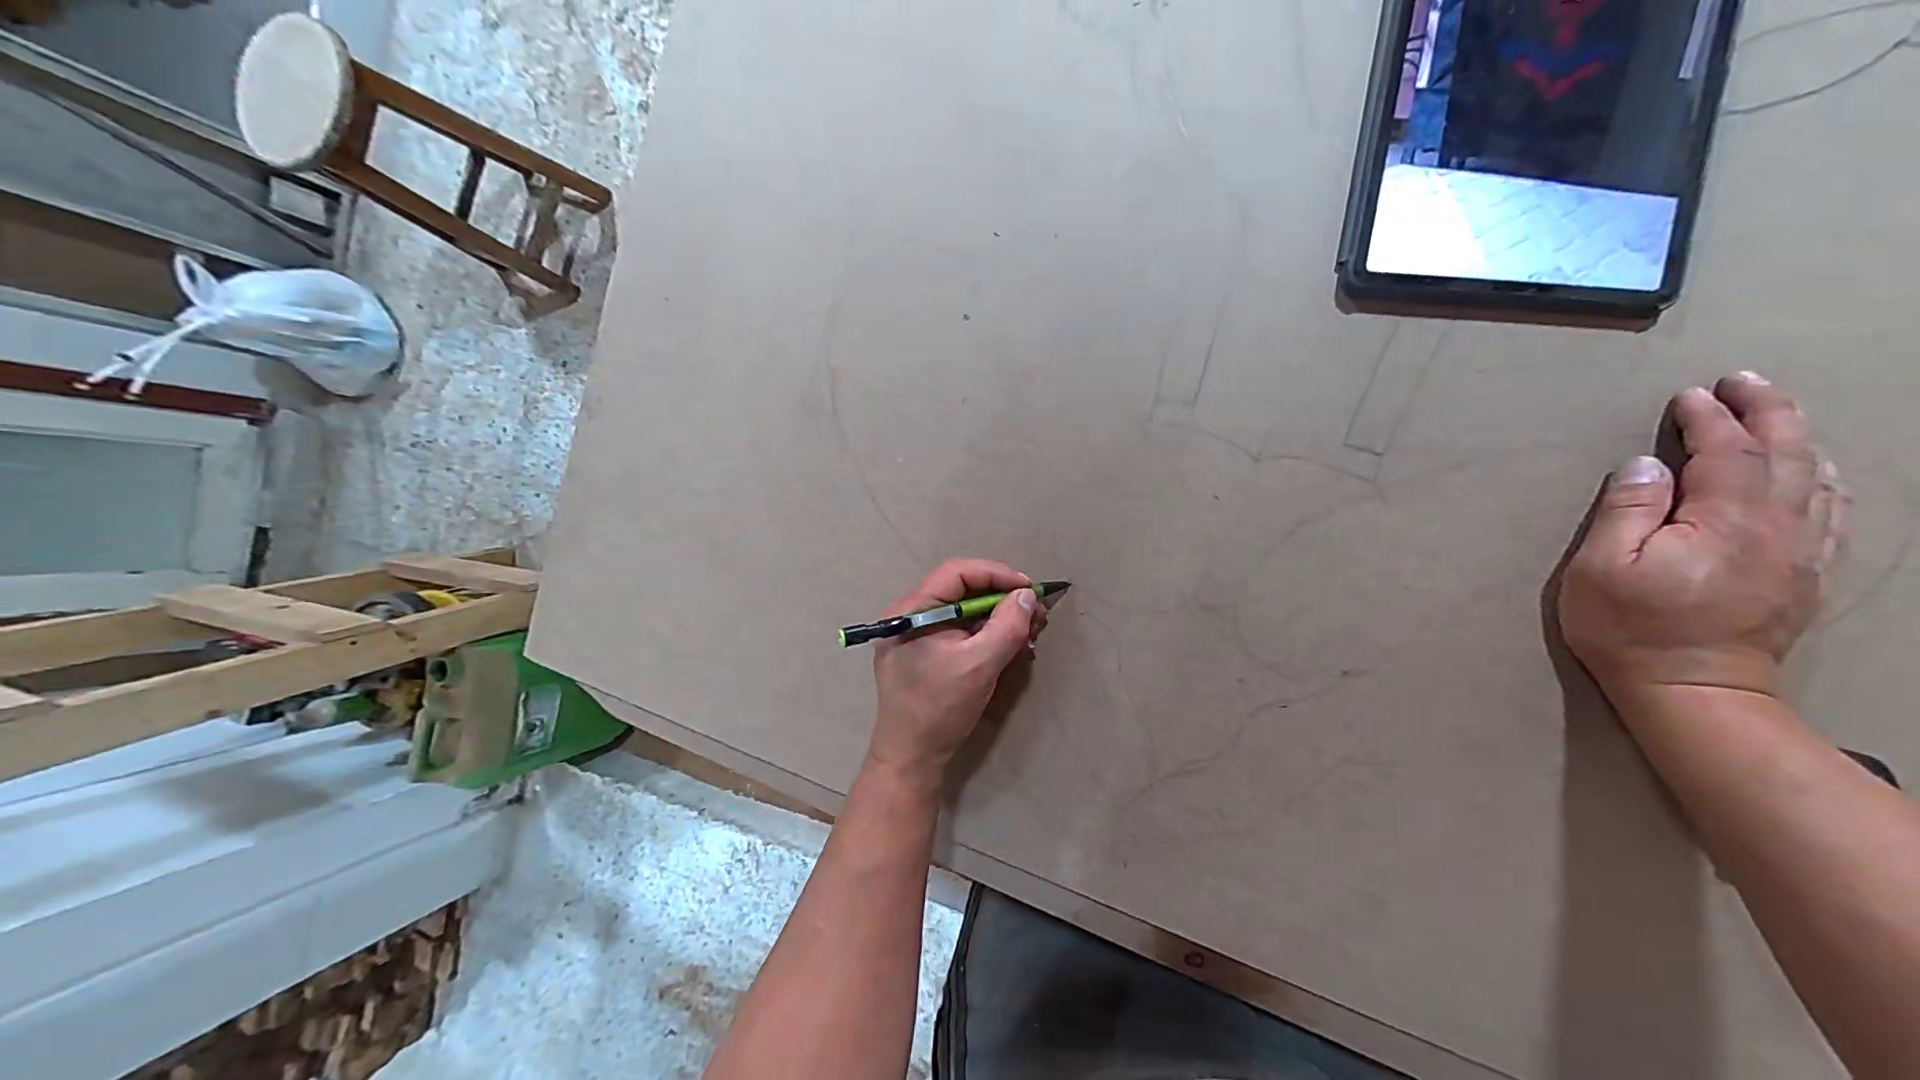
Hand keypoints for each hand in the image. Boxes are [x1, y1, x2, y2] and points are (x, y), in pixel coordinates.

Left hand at [868, 558, 1048, 780]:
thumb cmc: (939, 708)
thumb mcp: (979, 665)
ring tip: (1029, 630)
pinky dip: (987, 634)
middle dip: (1002, 598)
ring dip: (998, 617)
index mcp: (913, 609)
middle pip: (962, 590)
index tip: (1029, 589)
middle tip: (1034, 613)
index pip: (958, 573)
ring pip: (964, 612)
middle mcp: (911, 615)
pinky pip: (960, 632)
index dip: (997, 575)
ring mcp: (917, 635)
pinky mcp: (926, 654)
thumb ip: (1007, 627)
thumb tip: (1027, 596)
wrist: (911, 757)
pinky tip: (1011, 645)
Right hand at [1559, 372, 1848, 702]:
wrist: (1692, 690)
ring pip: (1817, 479)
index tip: (1691, 395)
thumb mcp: (1601, 567)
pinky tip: (1814, 472)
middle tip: (1745, 381)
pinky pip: (1831, 512)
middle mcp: (1777, 529)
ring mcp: (1800, 553)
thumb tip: (1647, 465)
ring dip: (1799, 439)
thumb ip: (1627, 510)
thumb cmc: (1629, 627)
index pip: (1725, 454)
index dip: (1709, 420)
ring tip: (1779, 416)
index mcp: (1724, 523)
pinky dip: (1822, 480)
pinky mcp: (1805, 575)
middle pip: (1785, 456)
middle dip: (1767, 412)